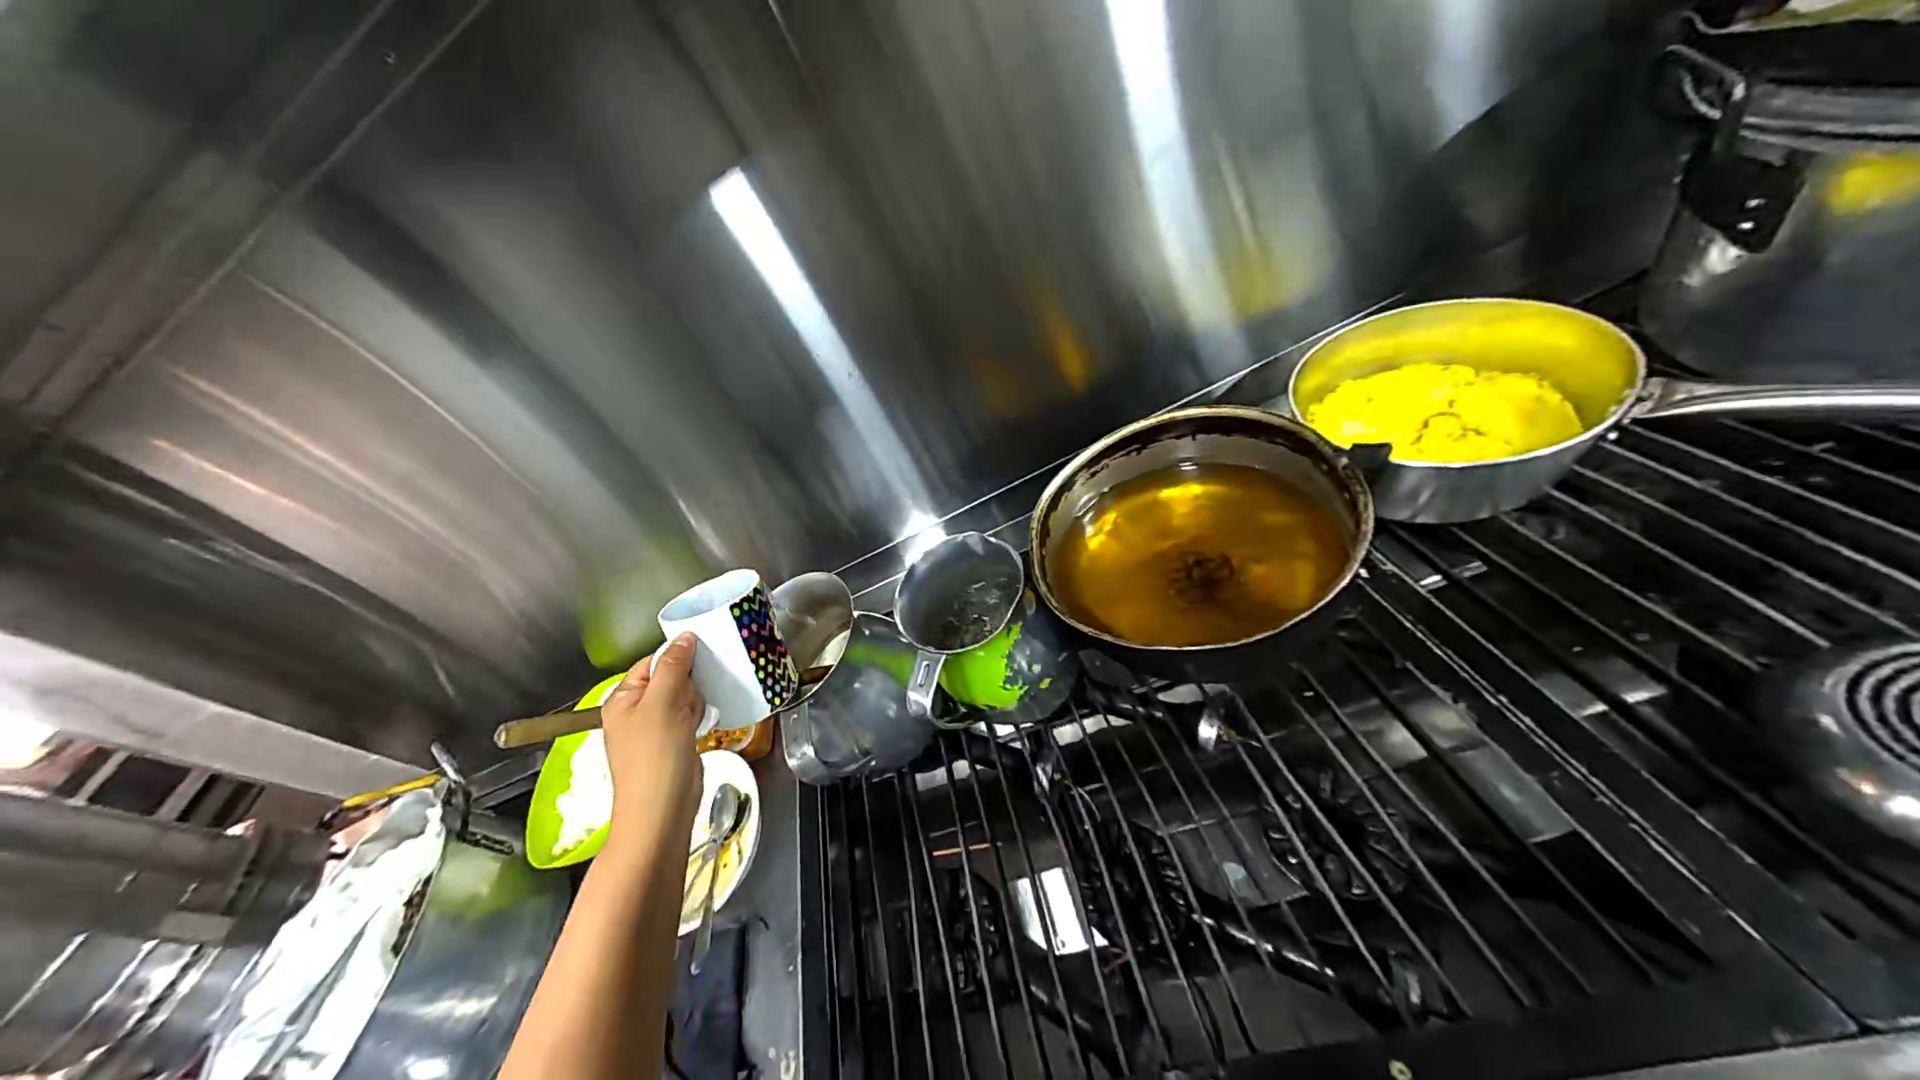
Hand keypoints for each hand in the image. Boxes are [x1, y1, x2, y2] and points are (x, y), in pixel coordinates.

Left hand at [600, 633, 703, 844]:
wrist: (661, 810)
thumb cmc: (656, 756)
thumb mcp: (663, 703)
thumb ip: (674, 667)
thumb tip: (685, 637)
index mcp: (622, 698)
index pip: (652, 662)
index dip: (676, 659)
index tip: (698, 663)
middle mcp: (636, 710)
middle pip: (670, 677)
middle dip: (688, 685)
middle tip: (691, 701)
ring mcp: (655, 727)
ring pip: (683, 696)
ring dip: (695, 702)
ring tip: (694, 718)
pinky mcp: (673, 741)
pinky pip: (689, 716)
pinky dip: (698, 717)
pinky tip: (700, 727)